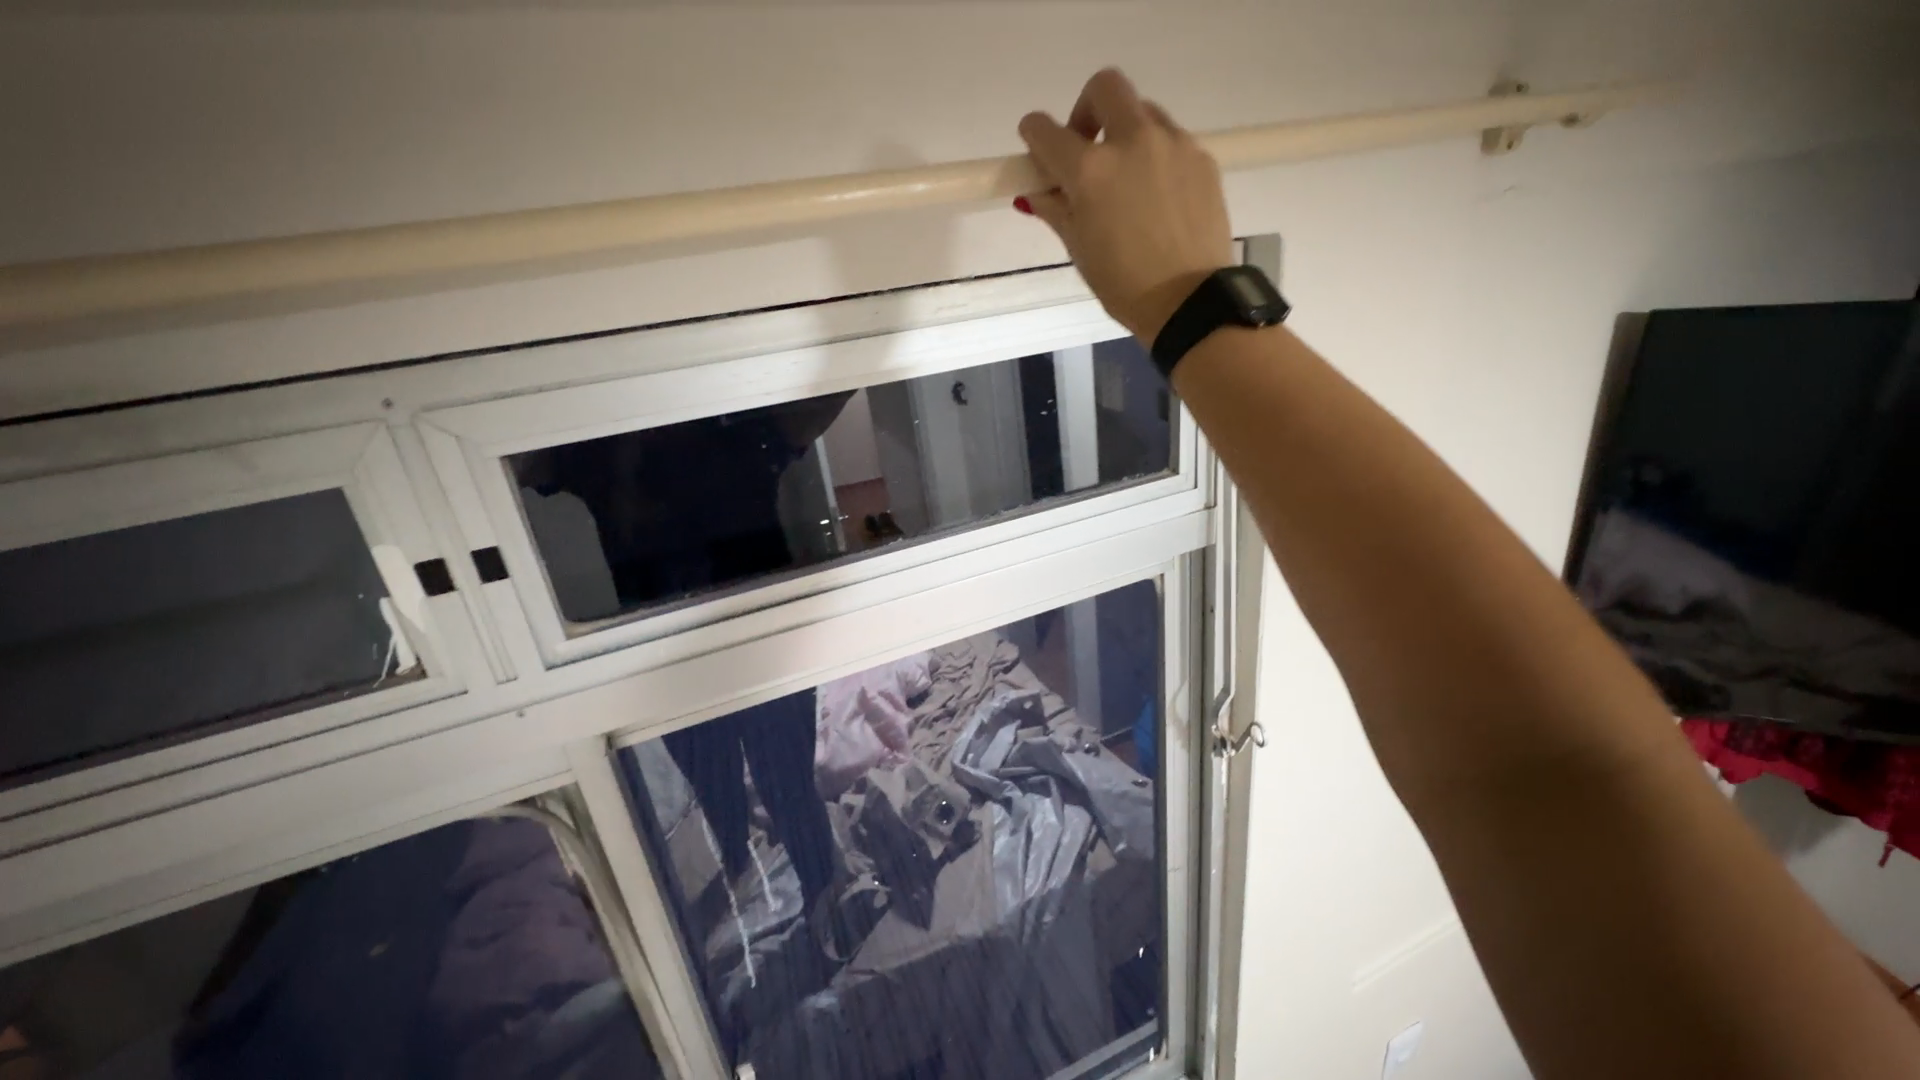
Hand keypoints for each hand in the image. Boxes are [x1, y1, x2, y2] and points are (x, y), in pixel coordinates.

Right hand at [1017, 68, 1235, 342]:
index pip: (1045, 130)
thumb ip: (1055, 208)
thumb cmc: (1123, 284)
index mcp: (1090, 170)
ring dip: (1125, 133)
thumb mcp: (1078, 248)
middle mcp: (1132, 142)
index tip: (1037, 148)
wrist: (1190, 301)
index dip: (1034, 136)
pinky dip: (1156, 157)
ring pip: (1143, 112)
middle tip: (1086, 146)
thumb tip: (1038, 191)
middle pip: (1104, 88)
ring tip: (1126, 180)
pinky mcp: (1202, 158)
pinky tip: (1157, 198)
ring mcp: (1173, 145)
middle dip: (1087, 109)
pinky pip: (1172, 141)